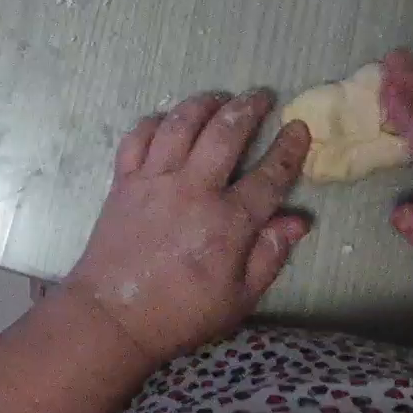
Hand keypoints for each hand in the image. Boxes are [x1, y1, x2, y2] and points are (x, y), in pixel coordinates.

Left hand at [63, 90, 311, 364]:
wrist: (113, 315)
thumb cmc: (181, 313)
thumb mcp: (238, 298)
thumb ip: (270, 256)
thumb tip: (298, 220)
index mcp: (227, 222)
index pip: (269, 175)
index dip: (289, 149)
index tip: (299, 127)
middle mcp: (192, 190)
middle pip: (225, 133)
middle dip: (248, 108)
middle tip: (262, 96)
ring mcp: (154, 180)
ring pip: (180, 124)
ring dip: (203, 104)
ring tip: (219, 97)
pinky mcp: (124, 180)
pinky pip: (138, 137)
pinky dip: (154, 122)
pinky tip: (167, 120)